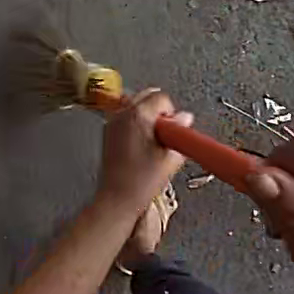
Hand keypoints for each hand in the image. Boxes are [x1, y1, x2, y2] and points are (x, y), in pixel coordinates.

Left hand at [96, 90, 192, 211]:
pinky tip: (141, 144)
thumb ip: (180, 133)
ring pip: (135, 104)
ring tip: (153, 140)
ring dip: (147, 115)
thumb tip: (185, 119)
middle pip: (146, 95)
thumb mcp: (170, 157)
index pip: (162, 97)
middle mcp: (122, 114)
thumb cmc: (140, 181)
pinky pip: (125, 117)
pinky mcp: (108, 133)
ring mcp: (112, 122)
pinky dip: (135, 123)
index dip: (172, 113)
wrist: (117, 198)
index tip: (174, 130)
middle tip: (166, 133)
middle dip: (160, 111)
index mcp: (138, 115)